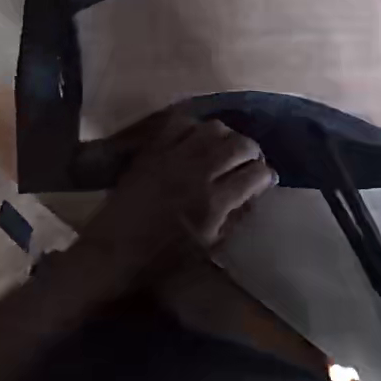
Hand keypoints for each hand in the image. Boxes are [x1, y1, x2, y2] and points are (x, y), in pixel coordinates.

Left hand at [76, 117, 276, 285]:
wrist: (113, 251)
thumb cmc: (162, 258)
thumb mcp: (208, 247)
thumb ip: (234, 217)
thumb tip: (252, 194)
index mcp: (214, 204)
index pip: (255, 175)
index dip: (267, 175)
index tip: (266, 179)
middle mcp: (198, 173)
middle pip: (240, 145)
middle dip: (253, 151)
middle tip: (251, 161)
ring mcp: (174, 156)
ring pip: (215, 128)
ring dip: (228, 136)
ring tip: (225, 148)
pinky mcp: (153, 149)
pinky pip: (181, 122)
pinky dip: (195, 127)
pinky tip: (197, 139)